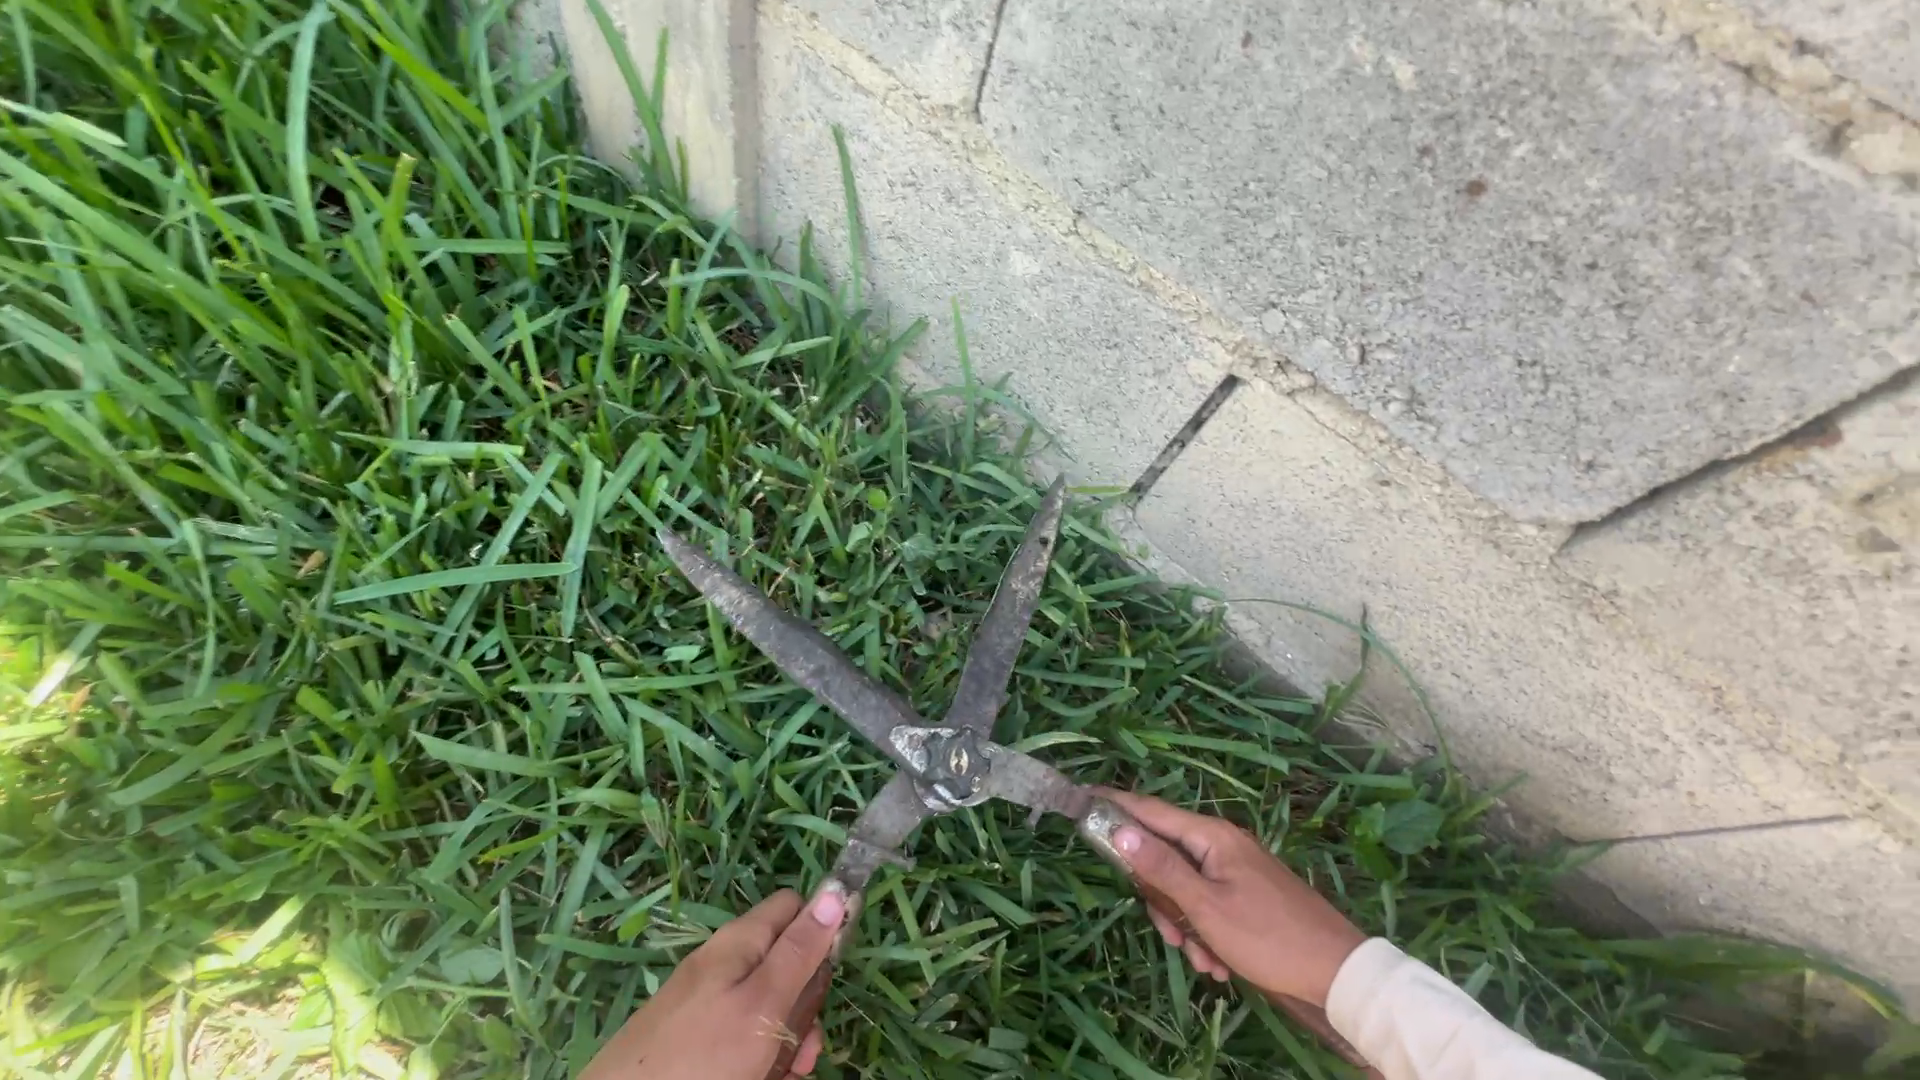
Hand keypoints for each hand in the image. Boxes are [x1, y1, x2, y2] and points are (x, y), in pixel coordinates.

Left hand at [579, 885, 847, 1079]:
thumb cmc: (702, 1055)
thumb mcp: (763, 1001)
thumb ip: (800, 950)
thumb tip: (837, 890)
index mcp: (741, 940)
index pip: (794, 907)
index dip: (820, 931)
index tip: (829, 973)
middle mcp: (724, 962)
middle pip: (786, 963)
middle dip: (805, 1003)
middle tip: (805, 1046)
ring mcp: (707, 1001)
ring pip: (768, 1007)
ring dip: (787, 1039)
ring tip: (784, 1074)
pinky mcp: (695, 1037)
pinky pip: (743, 1035)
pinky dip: (758, 1058)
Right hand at [1101, 789, 1366, 1007]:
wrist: (1338, 975)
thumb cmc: (1268, 937)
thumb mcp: (1206, 907)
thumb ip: (1161, 868)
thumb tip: (1119, 830)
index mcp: (1210, 836)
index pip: (1149, 810)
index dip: (1113, 804)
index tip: (1079, 799)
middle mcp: (1220, 844)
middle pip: (1163, 857)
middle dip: (1159, 899)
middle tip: (1171, 935)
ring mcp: (1235, 869)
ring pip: (1183, 887)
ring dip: (1183, 925)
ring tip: (1204, 960)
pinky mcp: (1246, 893)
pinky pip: (1206, 903)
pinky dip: (1204, 932)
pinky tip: (1219, 964)